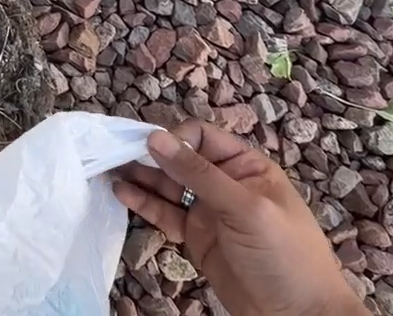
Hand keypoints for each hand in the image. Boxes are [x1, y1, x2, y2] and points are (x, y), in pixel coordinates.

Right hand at [113, 122, 366, 315]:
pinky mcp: (195, 237)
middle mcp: (223, 183)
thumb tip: (154, 136)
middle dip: (148, 154)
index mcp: (245, 167)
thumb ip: (198, 173)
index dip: (176, 138)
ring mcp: (208, 211)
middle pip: (178, 158)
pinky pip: (165, 213)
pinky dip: (143, 202)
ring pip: (166, 185)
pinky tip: (121, 193)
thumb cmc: (286, 256)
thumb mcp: (246, 209)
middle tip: (113, 151)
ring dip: (139, 176)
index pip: (201, 136)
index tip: (153, 148)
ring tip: (107, 168)